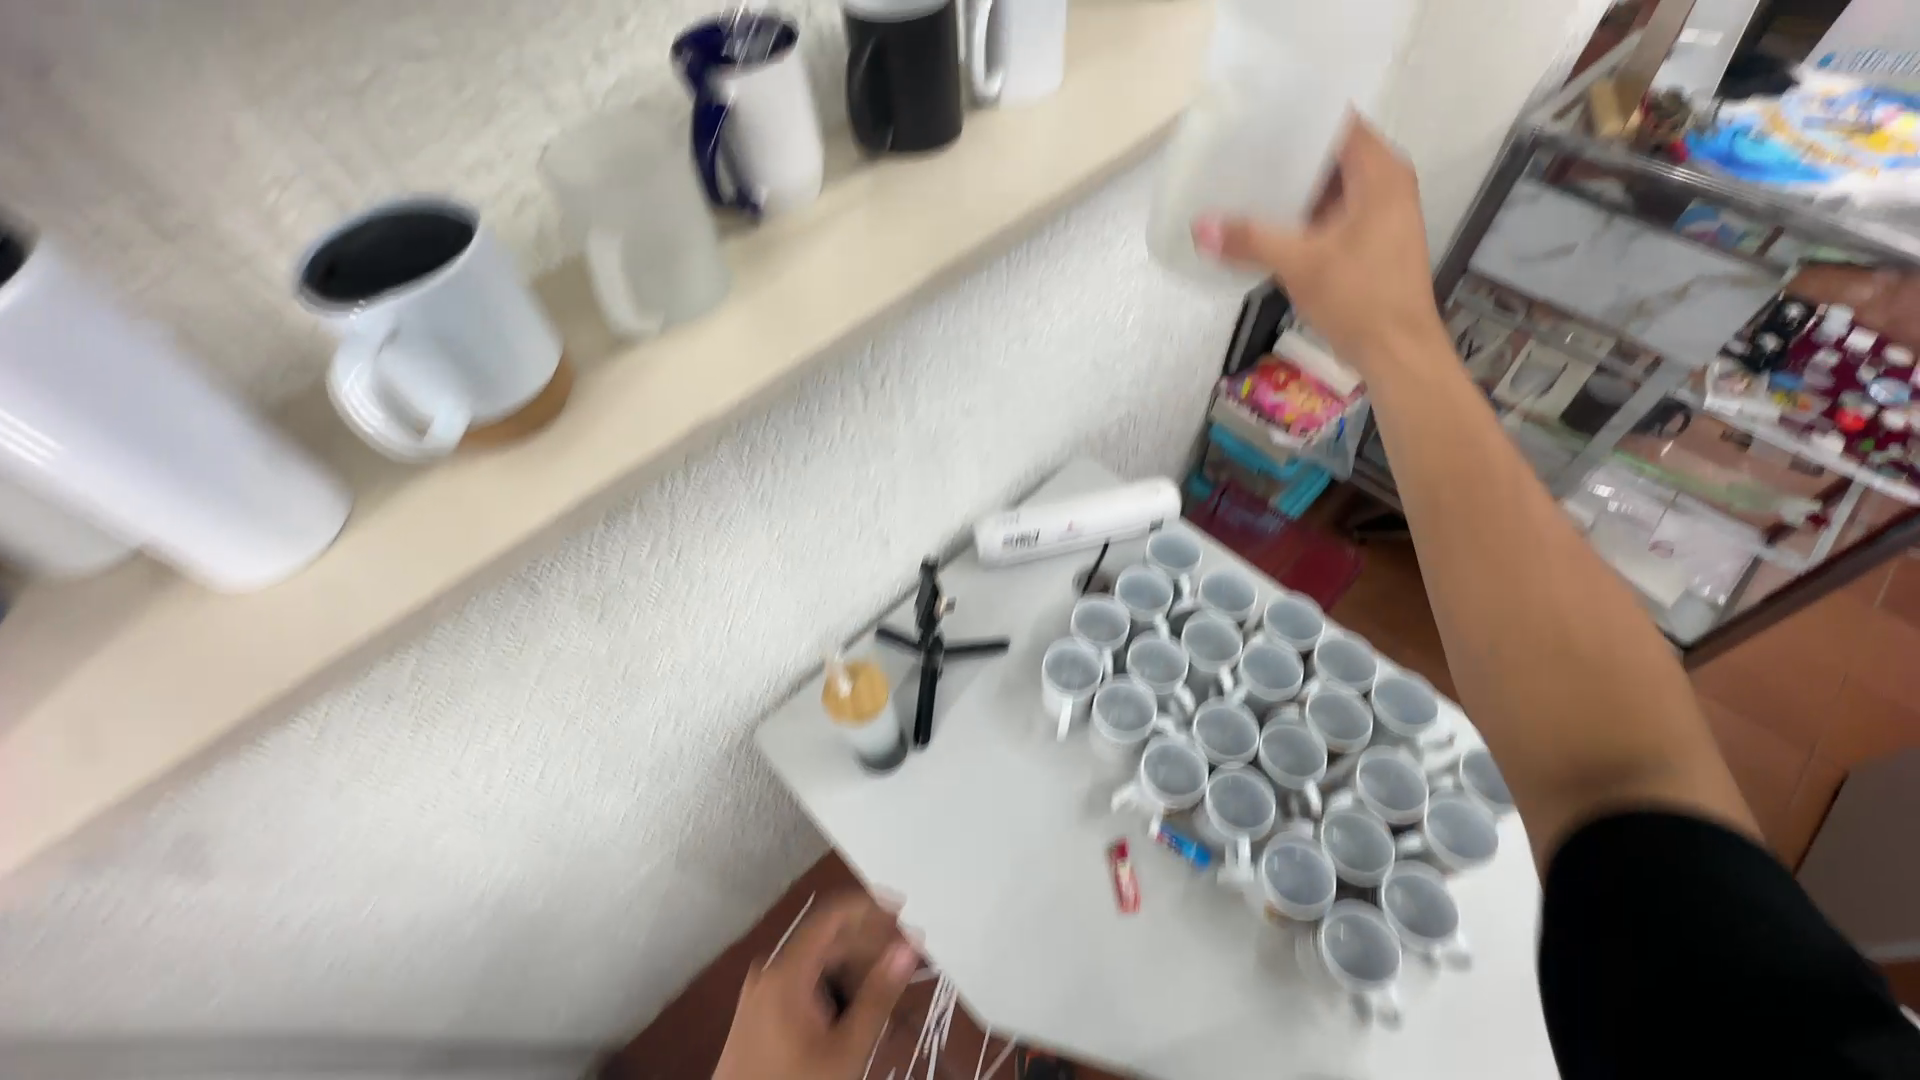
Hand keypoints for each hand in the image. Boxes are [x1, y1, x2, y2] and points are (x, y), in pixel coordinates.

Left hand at [712, 893, 919, 1079]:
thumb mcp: (845, 1049)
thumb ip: (878, 996)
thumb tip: (907, 948)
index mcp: (786, 970)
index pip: (833, 916)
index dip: (870, 907)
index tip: (904, 909)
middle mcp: (770, 970)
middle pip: (827, 940)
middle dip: (868, 943)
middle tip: (907, 956)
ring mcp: (761, 992)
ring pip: (817, 963)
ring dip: (853, 967)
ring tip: (886, 988)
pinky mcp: (759, 1013)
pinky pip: (803, 982)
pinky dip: (833, 986)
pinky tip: (855, 1008)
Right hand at [1192, 119, 1446, 381]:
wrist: (1396, 352)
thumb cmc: (1360, 298)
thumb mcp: (1300, 264)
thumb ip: (1249, 240)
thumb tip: (1199, 228)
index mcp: (1380, 172)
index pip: (1336, 122)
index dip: (1296, 116)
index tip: (1253, 116)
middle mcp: (1383, 183)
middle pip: (1328, 154)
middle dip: (1283, 155)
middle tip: (1235, 152)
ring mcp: (1377, 214)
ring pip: (1325, 187)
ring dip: (1288, 189)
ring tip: (1240, 183)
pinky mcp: (1366, 241)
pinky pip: (1327, 214)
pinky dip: (1298, 216)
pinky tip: (1262, 224)